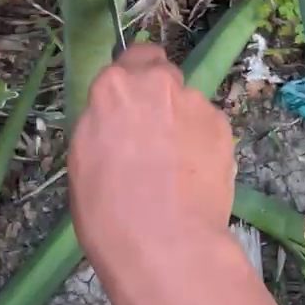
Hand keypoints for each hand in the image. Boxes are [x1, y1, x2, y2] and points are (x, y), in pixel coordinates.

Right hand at [69, 45, 235, 268]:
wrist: (167, 246)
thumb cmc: (108, 212)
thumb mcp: (83, 162)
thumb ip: (102, 124)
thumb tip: (116, 120)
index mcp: (114, 88)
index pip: (130, 59)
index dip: (132, 80)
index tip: (131, 105)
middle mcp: (157, 83)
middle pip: (161, 72)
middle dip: (158, 95)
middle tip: (154, 134)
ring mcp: (194, 101)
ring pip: (186, 102)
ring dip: (181, 122)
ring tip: (178, 167)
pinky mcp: (222, 125)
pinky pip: (207, 126)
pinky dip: (202, 143)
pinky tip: (196, 177)